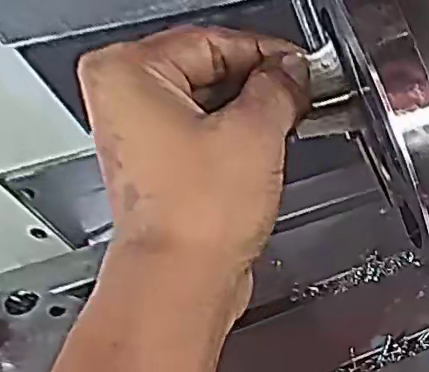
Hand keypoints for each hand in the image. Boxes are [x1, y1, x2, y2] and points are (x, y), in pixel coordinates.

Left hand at [78, 27, 308, 286]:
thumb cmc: (197, 214)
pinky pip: (207, 140)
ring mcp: (143, 137)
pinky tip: (266, 157)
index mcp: (129, 70)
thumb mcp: (253, 138)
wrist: (186, 275)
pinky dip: (240, 144)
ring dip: (253, 116)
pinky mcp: (166, 172)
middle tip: (303, 97)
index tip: (302, 66)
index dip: (266, 52)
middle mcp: (125, 98)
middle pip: (206, 70)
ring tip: (290, 127)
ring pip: (209, 107)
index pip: (210, 40)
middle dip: (261, 84)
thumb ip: (276, 93)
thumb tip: (291, 73)